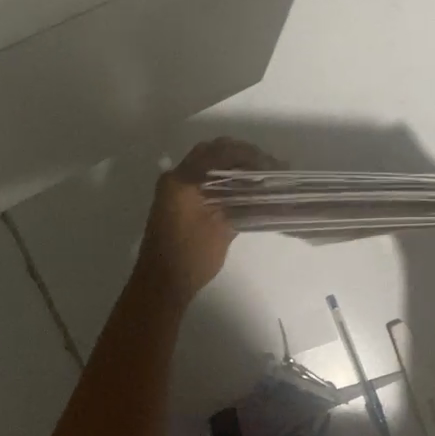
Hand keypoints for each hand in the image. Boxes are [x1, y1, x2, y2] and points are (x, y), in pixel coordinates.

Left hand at [133, 137, 280, 298]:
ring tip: (261, 176)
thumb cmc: (191, 256)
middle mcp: (177, 176)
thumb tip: (268, 189)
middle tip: (268, 167)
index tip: (273, 166)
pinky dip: (224, 178)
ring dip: (233, 165)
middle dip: (242, 155)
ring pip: (208, 163)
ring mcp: (175, 188)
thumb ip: (244, 203)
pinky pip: (203, 178)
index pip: (221, 152)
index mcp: (183, 179)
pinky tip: (244, 188)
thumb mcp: (223, 228)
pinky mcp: (179, 200)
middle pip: (213, 151)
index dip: (250, 155)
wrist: (161, 283)